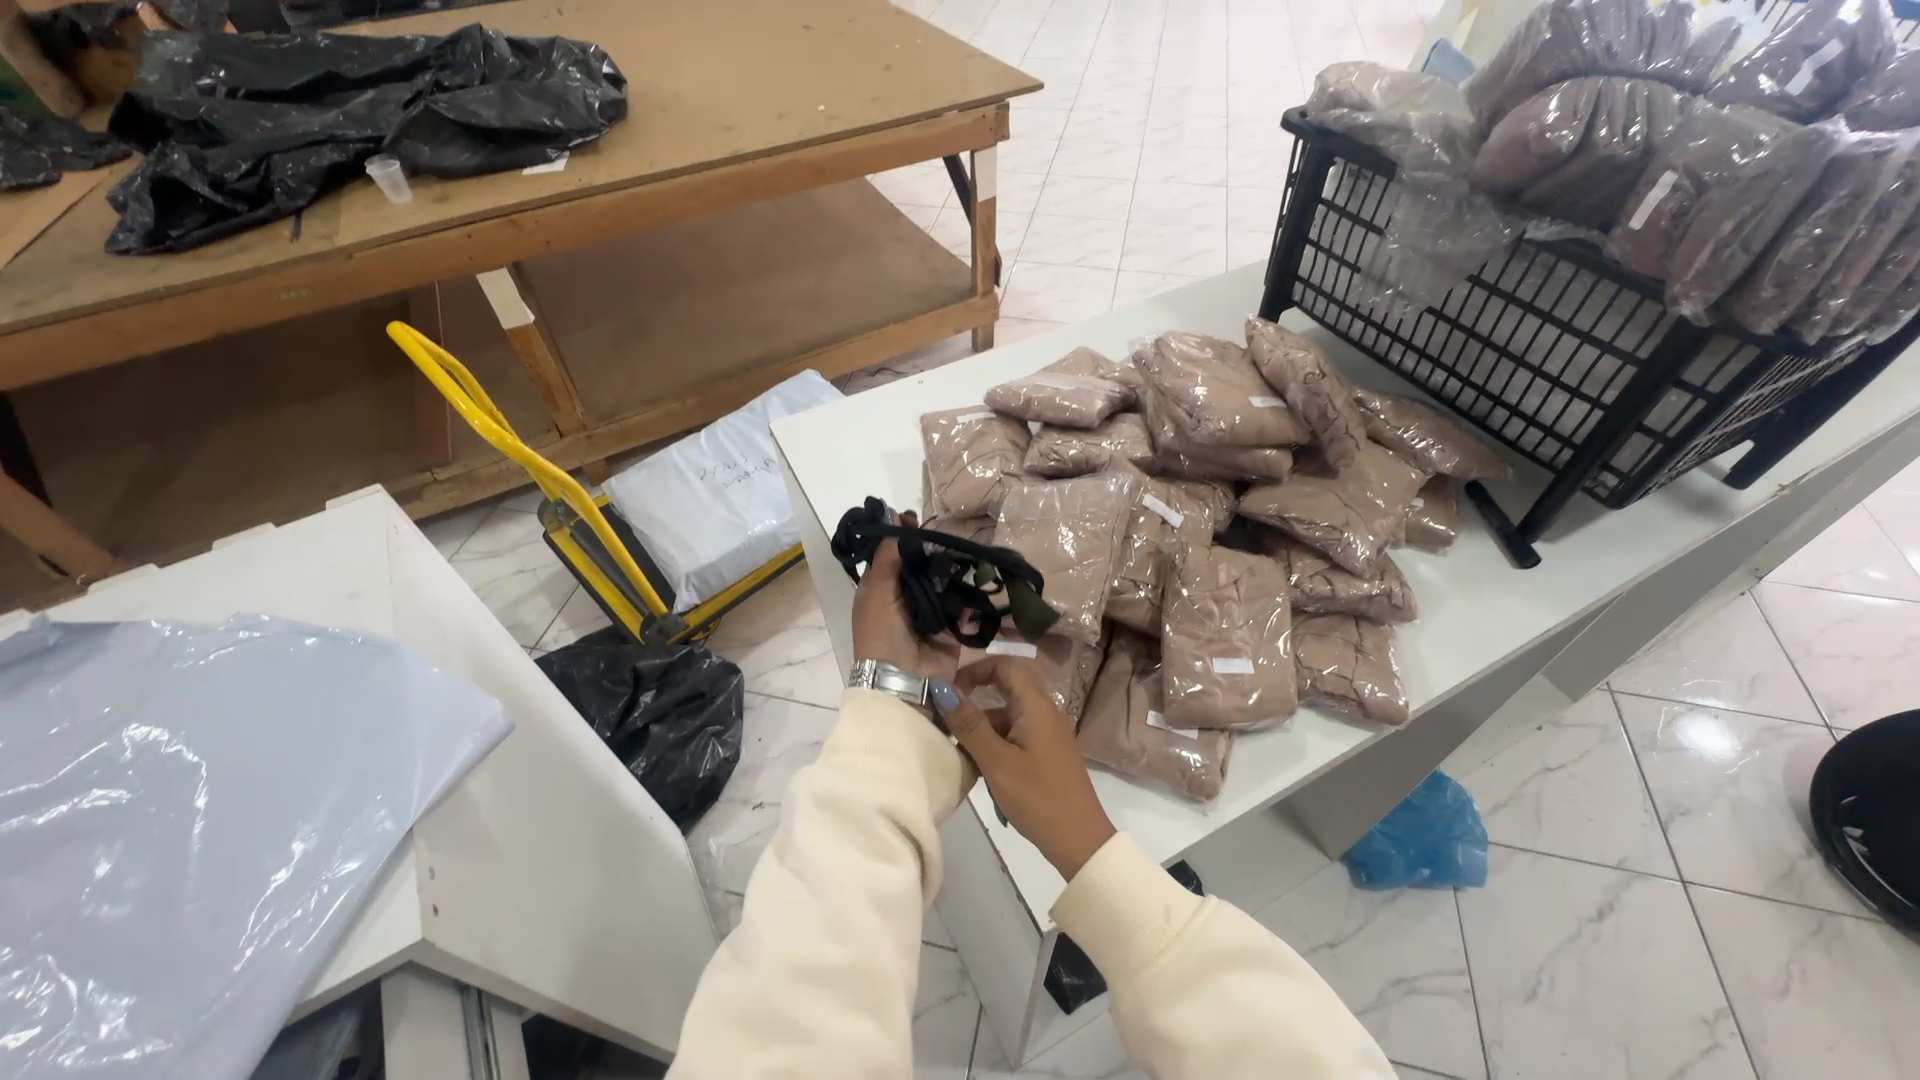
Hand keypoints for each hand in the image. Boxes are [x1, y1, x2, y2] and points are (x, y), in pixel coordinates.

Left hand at [851, 510, 959, 681]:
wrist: (903, 681)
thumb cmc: (881, 634)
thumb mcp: (877, 592)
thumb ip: (887, 556)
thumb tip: (894, 518)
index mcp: (880, 589)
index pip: (891, 554)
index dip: (900, 535)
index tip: (912, 516)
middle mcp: (904, 597)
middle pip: (920, 564)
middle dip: (931, 549)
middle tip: (944, 532)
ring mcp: (930, 611)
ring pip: (943, 579)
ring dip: (950, 567)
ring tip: (961, 552)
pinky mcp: (952, 625)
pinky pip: (962, 602)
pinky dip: (967, 592)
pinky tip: (973, 576)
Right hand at [932, 655, 1116, 880]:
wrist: (1079, 840)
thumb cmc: (1037, 797)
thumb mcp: (996, 761)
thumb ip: (968, 723)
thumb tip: (941, 687)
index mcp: (1036, 706)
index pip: (1007, 664)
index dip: (977, 668)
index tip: (951, 688)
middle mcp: (1045, 712)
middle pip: (1007, 688)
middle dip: (976, 698)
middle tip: (949, 717)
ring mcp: (1048, 733)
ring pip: (1009, 715)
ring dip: (983, 726)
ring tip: (959, 751)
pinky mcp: (1047, 753)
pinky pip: (1017, 734)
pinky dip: (996, 742)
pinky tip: (980, 768)